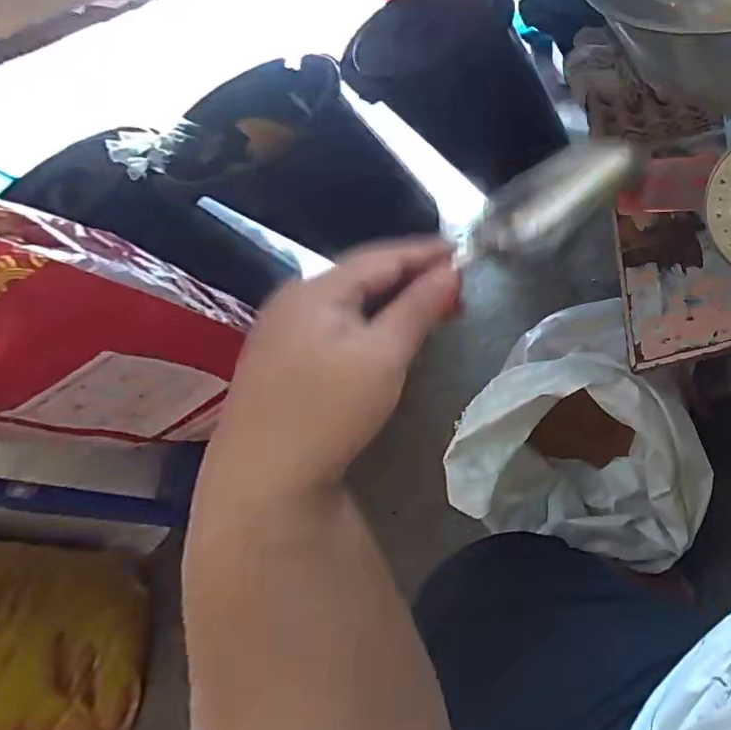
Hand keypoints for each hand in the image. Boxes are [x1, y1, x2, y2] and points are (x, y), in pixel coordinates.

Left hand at [208, 238, 461, 499]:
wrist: (263, 478)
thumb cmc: (328, 410)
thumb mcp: (385, 354)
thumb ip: (420, 306)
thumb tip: (453, 271)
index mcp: (315, 291)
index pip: (382, 257)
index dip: (427, 252)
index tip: (467, 251)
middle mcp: (295, 299)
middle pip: (366, 274)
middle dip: (416, 274)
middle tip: (461, 284)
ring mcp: (286, 328)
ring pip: (355, 297)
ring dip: (400, 296)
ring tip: (440, 303)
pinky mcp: (288, 355)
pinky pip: (344, 318)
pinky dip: (379, 316)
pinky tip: (399, 328)